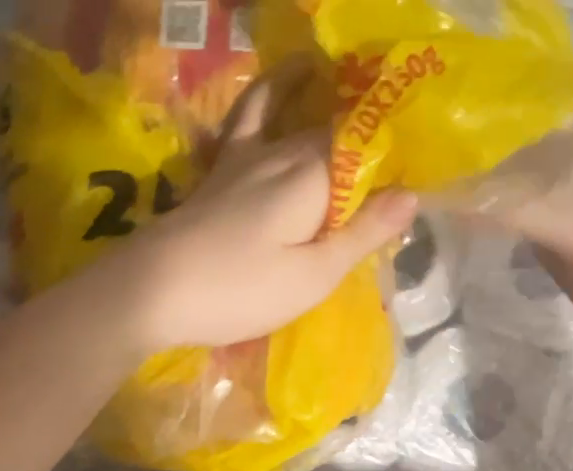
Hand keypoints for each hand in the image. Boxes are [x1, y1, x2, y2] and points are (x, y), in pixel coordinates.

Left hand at [117, 78, 418, 352]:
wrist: (152, 290)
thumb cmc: (238, 290)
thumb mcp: (311, 276)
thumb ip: (361, 234)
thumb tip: (412, 195)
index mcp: (315, 176)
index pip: (368, 148)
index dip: (396, 150)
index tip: (419, 162)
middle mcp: (282, 153)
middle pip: (334, 131)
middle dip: (366, 129)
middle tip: (394, 137)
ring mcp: (244, 157)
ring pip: (293, 116)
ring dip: (319, 97)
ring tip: (334, 77)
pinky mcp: (218, 171)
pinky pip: (248, 118)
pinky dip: (268, 95)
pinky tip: (275, 87)